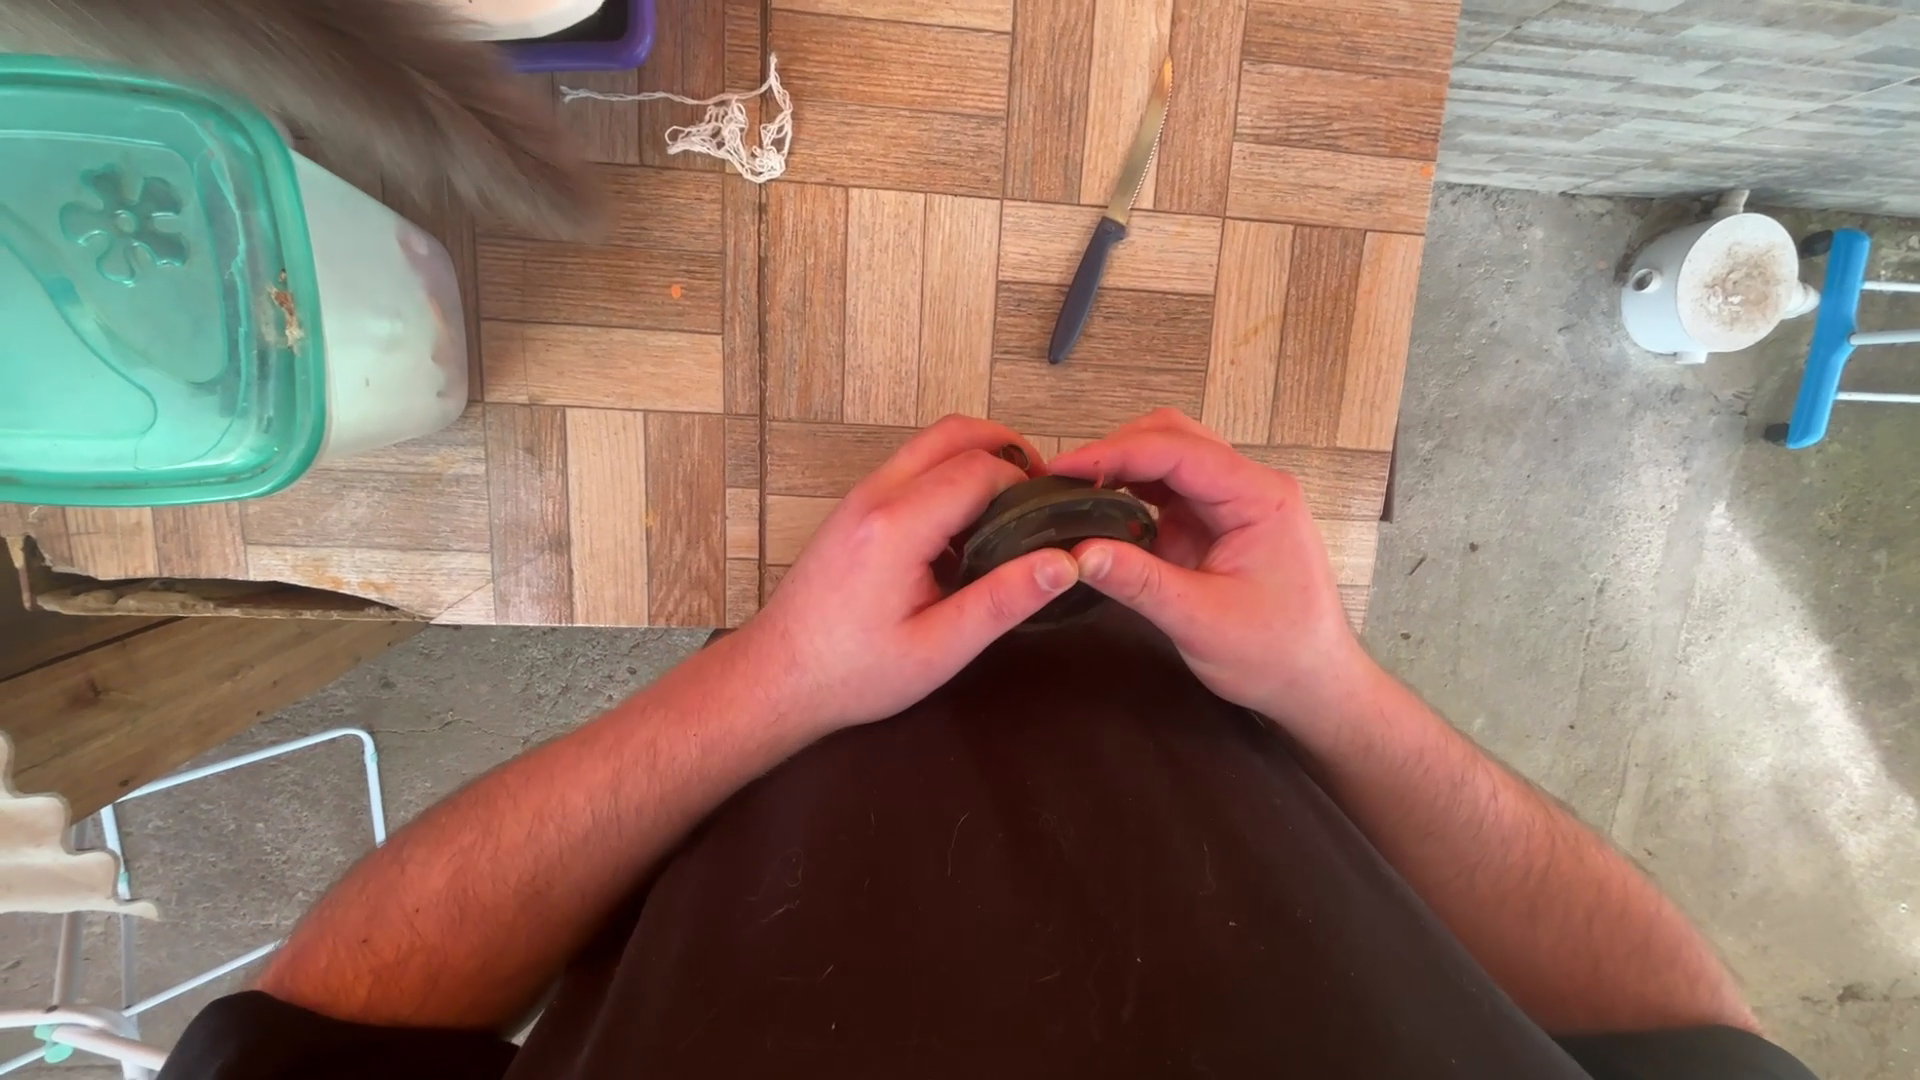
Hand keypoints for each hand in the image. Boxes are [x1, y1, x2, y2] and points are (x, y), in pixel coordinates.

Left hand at [731, 415, 1078, 735]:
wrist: (777, 677)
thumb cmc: (857, 672)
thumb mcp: (940, 648)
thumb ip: (1003, 600)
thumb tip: (1064, 564)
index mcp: (898, 525)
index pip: (978, 469)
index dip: (1024, 485)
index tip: (1050, 517)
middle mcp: (876, 494)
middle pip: (953, 432)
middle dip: (1007, 449)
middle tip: (1039, 494)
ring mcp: (860, 496)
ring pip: (930, 444)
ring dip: (977, 458)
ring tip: (1010, 510)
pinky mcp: (854, 508)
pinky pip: (912, 467)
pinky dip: (949, 474)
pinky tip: (966, 528)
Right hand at [1047, 409, 1371, 732]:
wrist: (1311, 683)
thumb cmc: (1272, 653)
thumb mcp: (1200, 621)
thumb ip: (1139, 582)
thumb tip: (1075, 555)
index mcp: (1258, 497)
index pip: (1178, 451)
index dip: (1115, 452)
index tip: (1063, 468)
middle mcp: (1246, 486)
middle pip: (1172, 437)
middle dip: (1115, 450)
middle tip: (1062, 479)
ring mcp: (1228, 501)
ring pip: (1166, 457)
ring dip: (1119, 468)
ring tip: (1071, 491)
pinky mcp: (1212, 520)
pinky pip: (1164, 490)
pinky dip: (1128, 492)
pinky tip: (1098, 509)